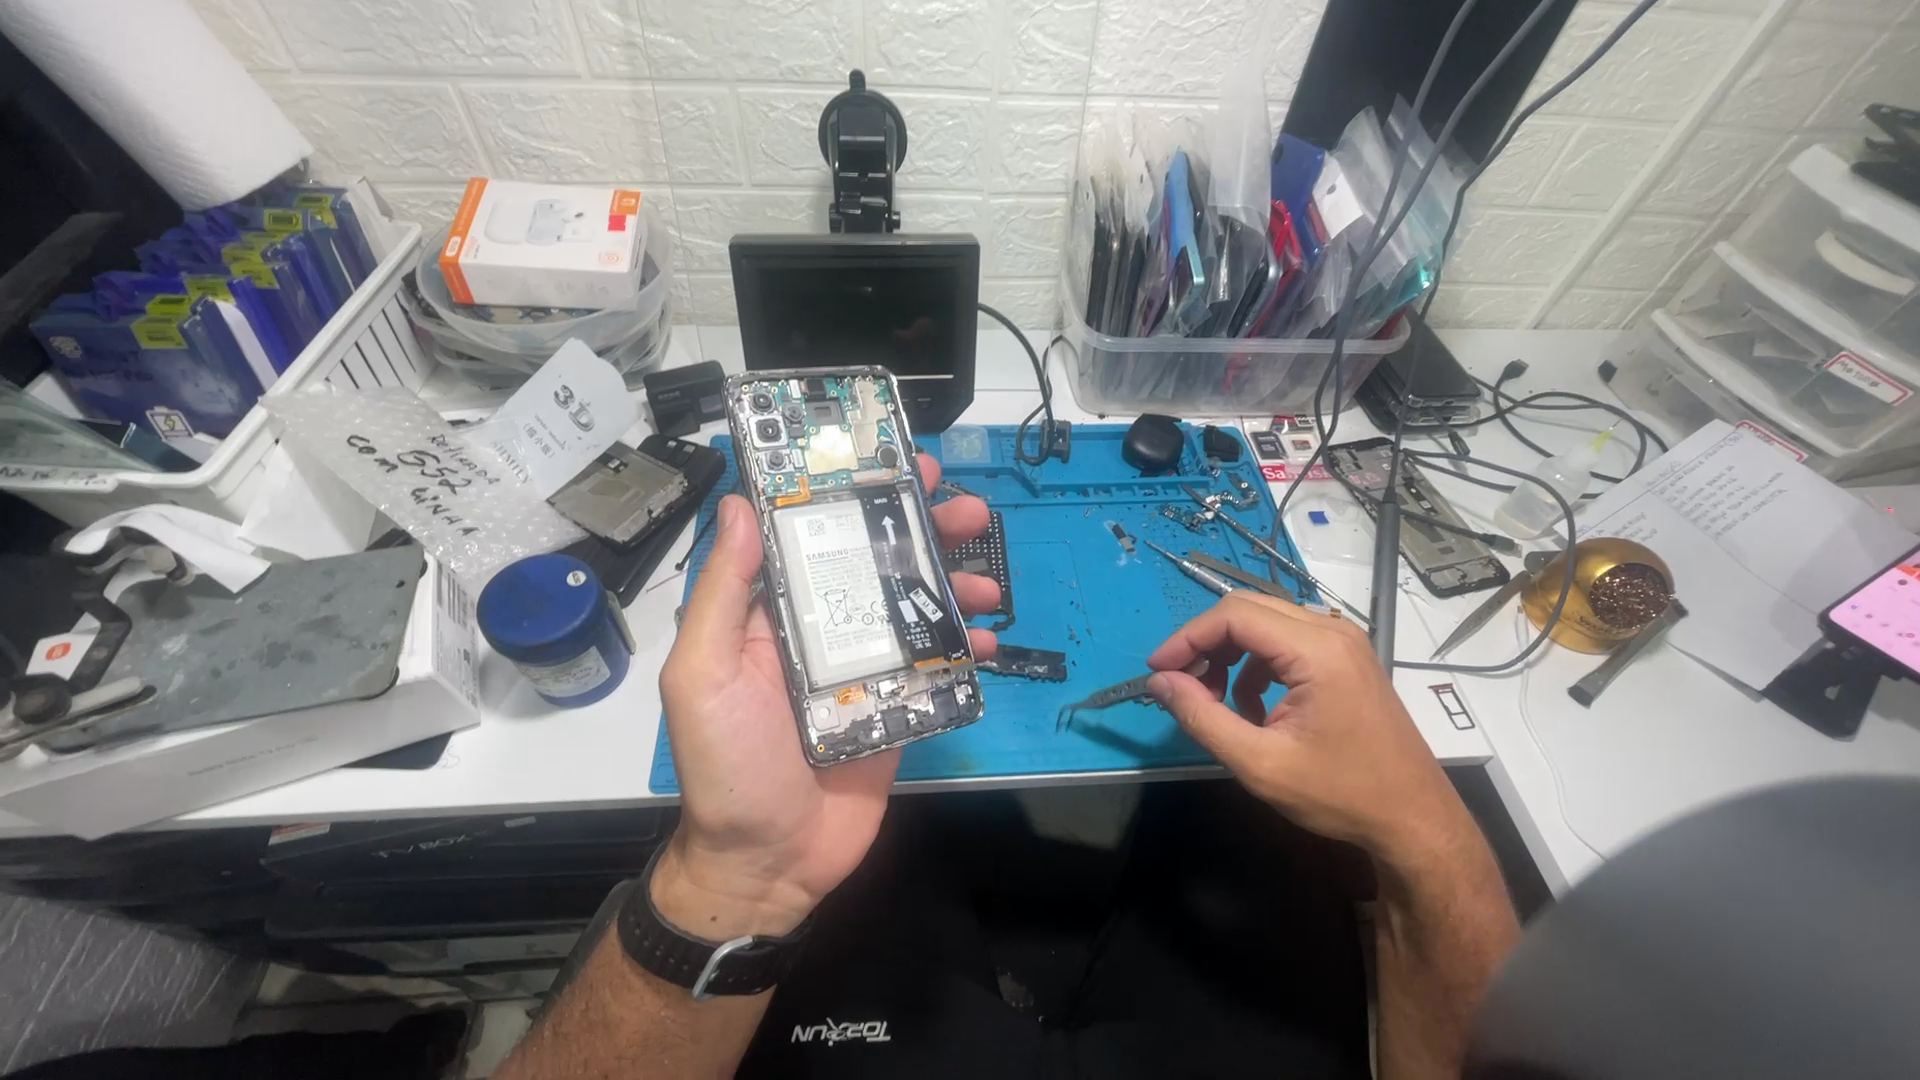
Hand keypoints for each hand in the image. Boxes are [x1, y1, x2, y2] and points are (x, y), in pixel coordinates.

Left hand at [654, 454, 998, 938]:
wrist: (770, 861)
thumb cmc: (729, 764)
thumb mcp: (704, 673)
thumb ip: (725, 592)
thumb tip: (742, 506)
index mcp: (776, 612)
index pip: (817, 535)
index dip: (854, 495)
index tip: (893, 464)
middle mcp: (824, 628)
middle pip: (879, 562)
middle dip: (923, 530)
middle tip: (965, 509)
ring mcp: (866, 665)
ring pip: (916, 606)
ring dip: (955, 583)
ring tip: (987, 580)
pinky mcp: (899, 702)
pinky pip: (937, 662)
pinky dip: (965, 645)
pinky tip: (986, 638)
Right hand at [1146, 592, 1463, 860]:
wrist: (1414, 821)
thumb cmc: (1339, 794)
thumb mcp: (1260, 764)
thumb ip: (1202, 718)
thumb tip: (1159, 682)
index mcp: (1317, 651)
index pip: (1233, 615)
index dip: (1187, 637)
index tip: (1157, 670)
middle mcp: (1332, 632)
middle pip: (1247, 609)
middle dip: (1205, 643)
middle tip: (1179, 682)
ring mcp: (1343, 642)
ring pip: (1264, 622)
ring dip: (1228, 653)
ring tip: (1214, 700)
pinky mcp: (1345, 657)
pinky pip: (1284, 640)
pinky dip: (1255, 664)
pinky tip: (1253, 707)